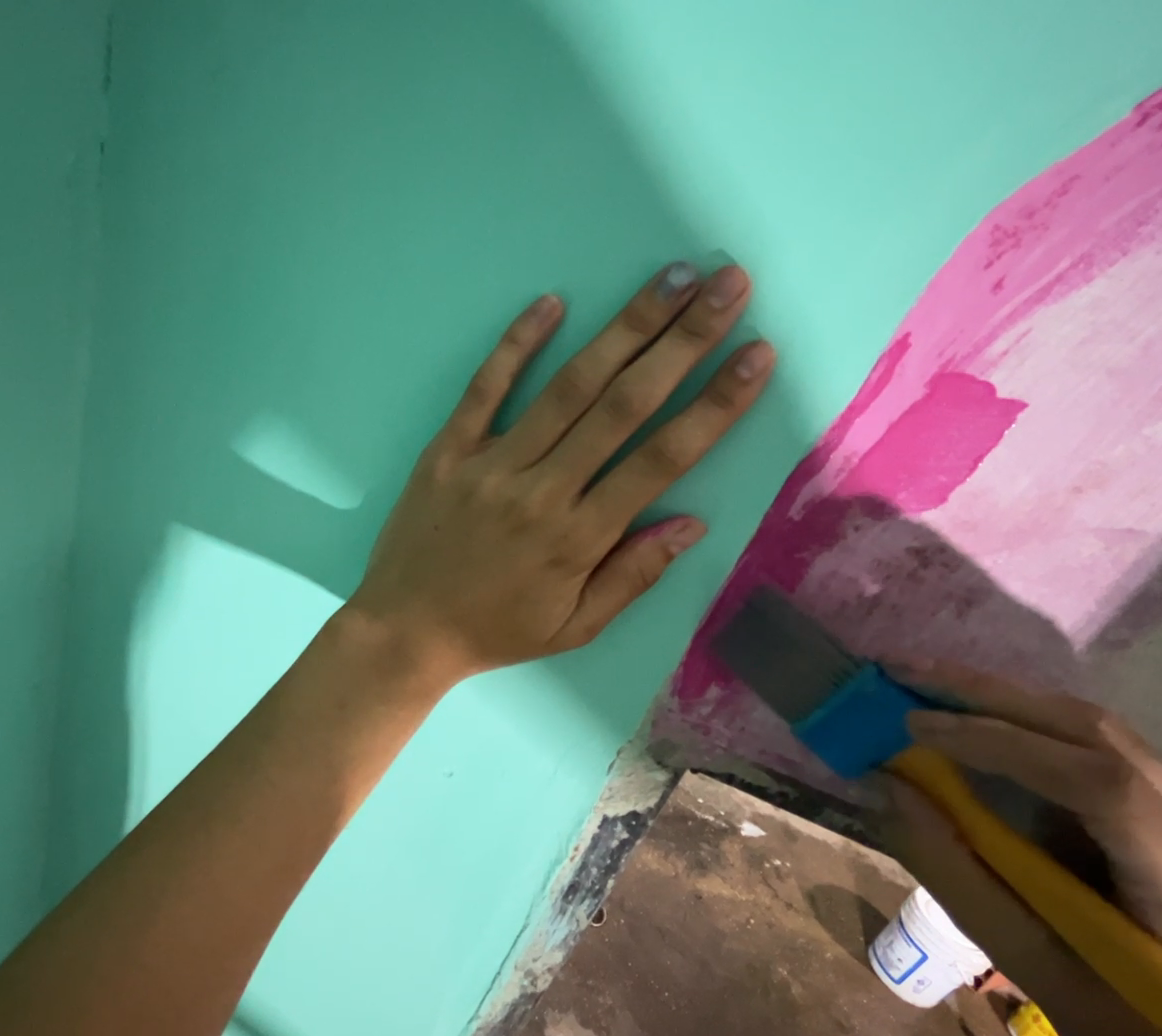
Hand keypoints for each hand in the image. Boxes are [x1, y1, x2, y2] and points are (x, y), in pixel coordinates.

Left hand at [345, 262, 774, 679]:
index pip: (661, 458)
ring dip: (622, 330)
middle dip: (683, 341)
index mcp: (579, 537)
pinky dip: (516, 345)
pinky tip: (550, 302)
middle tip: (729, 284)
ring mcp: (490, 464)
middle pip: (623, 404)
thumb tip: (693, 522)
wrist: (404, 629)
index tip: (757, 354)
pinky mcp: (447, 450)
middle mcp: (541, 490)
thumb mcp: (574, 627)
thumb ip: (633, 576)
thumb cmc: (495, 630)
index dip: (715, 404)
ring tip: (670, 279)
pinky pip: (484, 389)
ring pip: (567, 388)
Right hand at [879, 659, 1161, 966]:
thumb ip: (945, 859)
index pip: (1101, 787)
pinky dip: (1010, 711)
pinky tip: (956, 698)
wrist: (1151, 1010)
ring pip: (1087, 723)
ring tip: (914, 676)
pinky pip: (1081, 733)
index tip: (914, 727)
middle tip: (898, 674)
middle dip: (985, 698)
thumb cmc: (1084, 991)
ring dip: (992, 694)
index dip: (1003, 745)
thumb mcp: (1009, 942)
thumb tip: (879, 777)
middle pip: (1094, 736)